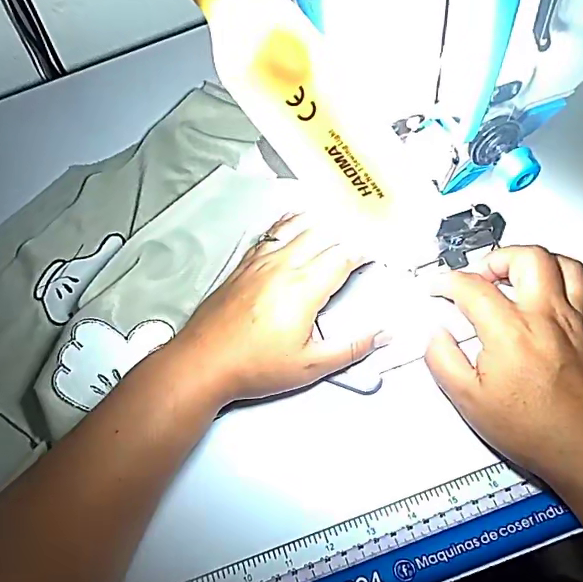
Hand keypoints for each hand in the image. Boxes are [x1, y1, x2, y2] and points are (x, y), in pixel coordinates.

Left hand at [166, 214, 382, 405]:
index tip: (373, 253)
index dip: (362, 252)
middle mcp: (282, 268)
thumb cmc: (251, 365)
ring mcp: (259, 264)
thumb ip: (350, 349)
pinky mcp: (242, 267)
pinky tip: (290, 226)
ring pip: (294, 227)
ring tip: (333, 215)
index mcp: (303, 289)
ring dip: (318, 221)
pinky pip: (270, 234)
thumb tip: (379, 337)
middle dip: (346, 231)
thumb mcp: (311, 366)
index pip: (342, 258)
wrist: (203, 363)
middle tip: (360, 231)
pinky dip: (287, 224)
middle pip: (321, 234)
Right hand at [424, 245, 582, 484]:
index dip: (448, 282)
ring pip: (565, 264)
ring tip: (517, 274)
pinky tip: (556, 292)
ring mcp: (574, 322)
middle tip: (481, 275)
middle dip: (497, 257)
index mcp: (511, 331)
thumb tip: (437, 336)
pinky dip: (570, 281)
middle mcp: (546, 317)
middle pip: (527, 257)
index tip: (440, 288)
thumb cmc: (536, 431)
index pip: (473, 287)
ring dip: (536, 261)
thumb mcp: (470, 402)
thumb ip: (445, 361)